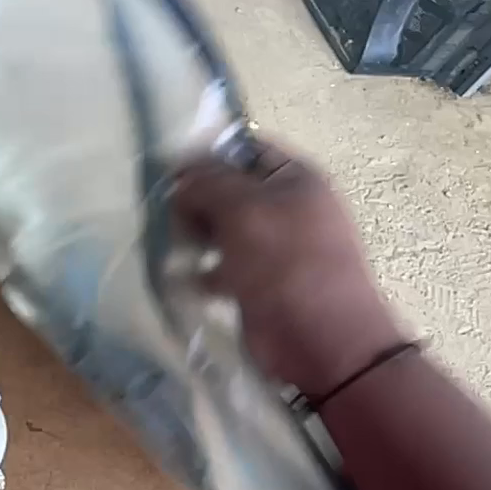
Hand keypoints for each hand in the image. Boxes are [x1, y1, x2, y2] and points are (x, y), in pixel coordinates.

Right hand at [170, 140, 404, 397]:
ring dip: (195, 235)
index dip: (207, 155)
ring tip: (172, 245)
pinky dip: (202, 270)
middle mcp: (285, 207)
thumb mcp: (245, 210)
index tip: (169, 172)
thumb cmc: (287, 265)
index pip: (245, 148)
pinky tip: (183, 277)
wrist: (322, 341)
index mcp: (295, 178)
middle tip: (168, 214)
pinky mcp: (257, 283)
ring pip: (221, 229)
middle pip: (229, 190)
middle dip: (196, 199)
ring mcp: (272, 248)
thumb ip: (209, 184)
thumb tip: (181, 178)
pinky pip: (221, 266)